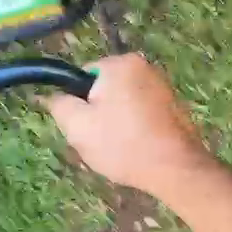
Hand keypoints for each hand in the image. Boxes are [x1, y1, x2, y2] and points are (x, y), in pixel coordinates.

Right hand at [46, 54, 215, 196]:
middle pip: (106, 90)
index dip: (79, 102)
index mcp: (121, 63)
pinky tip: (138, 148)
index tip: (84, 125)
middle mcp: (146, 66)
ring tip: (121, 147)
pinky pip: (143, 114)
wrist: (175, 168)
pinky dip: (137, 128)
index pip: (84, 76)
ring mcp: (164, 86)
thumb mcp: (78, 127)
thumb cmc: (123, 144)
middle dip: (99, 113)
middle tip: (100, 140)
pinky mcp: (175, 106)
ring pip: (124, 104)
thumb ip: (60, 105)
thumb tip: (55, 96)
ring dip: (118, 123)